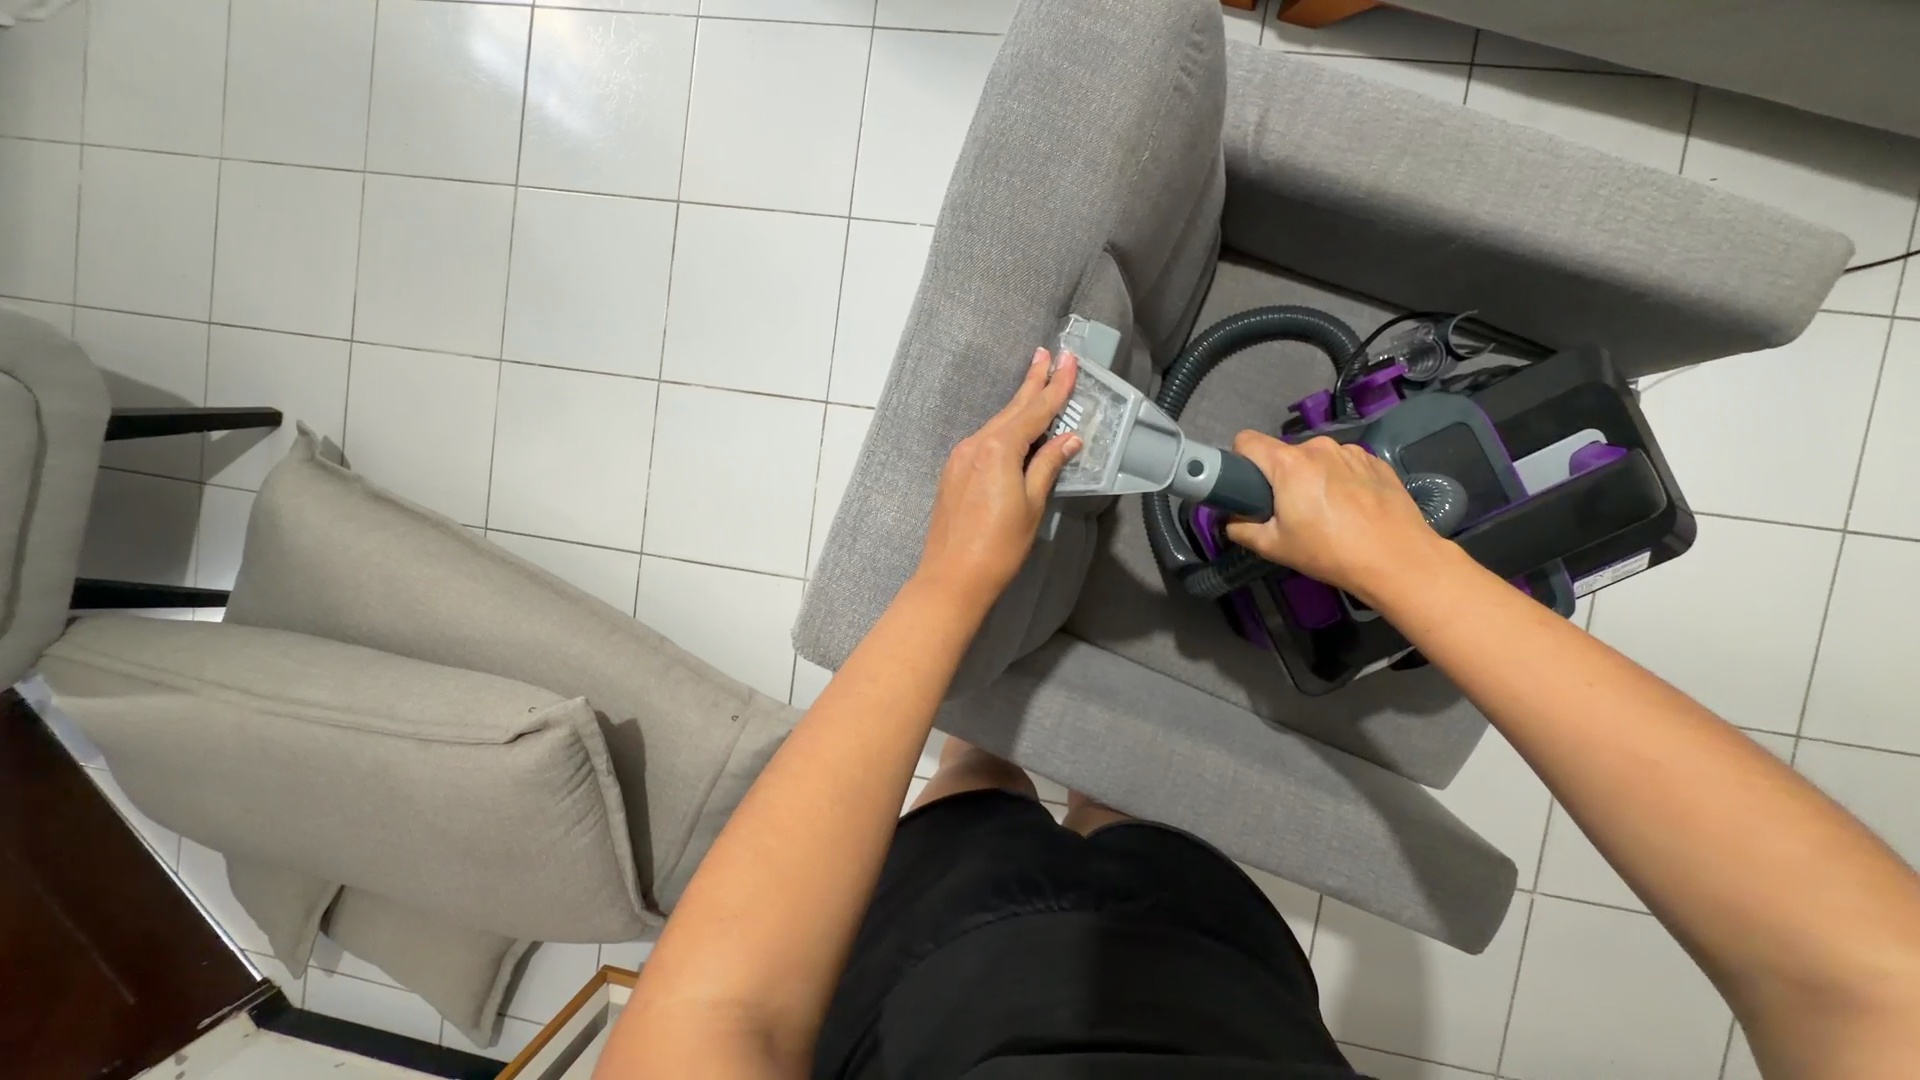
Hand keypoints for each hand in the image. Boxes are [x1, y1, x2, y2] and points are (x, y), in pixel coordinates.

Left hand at [915, 348, 1081, 601]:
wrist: (952, 577)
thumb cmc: (998, 546)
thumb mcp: (1032, 504)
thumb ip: (1048, 466)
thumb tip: (1068, 440)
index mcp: (998, 448)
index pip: (1035, 410)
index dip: (1056, 387)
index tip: (1069, 362)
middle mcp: (975, 444)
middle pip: (1012, 409)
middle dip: (1033, 382)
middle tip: (1048, 354)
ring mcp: (960, 458)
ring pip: (997, 424)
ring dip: (1019, 405)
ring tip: (1036, 383)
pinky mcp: (954, 473)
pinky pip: (984, 441)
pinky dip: (1004, 430)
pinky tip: (1014, 429)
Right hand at [1224, 432, 1446, 601]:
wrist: (1397, 559)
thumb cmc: (1329, 552)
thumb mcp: (1273, 547)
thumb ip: (1240, 529)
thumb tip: (1231, 520)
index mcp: (1289, 463)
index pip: (1246, 441)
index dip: (1240, 461)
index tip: (1248, 486)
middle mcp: (1319, 448)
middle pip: (1283, 454)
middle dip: (1279, 477)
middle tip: (1289, 511)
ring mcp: (1351, 451)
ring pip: (1315, 459)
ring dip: (1311, 477)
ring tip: (1325, 511)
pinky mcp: (1375, 460)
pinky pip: (1343, 463)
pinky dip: (1339, 479)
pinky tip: (1351, 507)